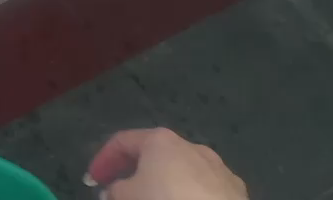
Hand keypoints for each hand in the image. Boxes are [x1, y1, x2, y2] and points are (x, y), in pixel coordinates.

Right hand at [88, 128, 247, 199]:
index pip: (121, 142)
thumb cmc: (166, 199)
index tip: (94, 180)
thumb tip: (112, 192)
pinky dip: (190, 194)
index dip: (103, 161)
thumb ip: (115, 189)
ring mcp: (219, 170)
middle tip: (121, 188)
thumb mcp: (128, 194)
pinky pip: (205, 189)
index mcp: (160, 139)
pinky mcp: (239, 193)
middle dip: (135, 172)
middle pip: (154, 155)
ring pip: (182, 172)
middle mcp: (190, 146)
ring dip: (165, 184)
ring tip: (154, 198)